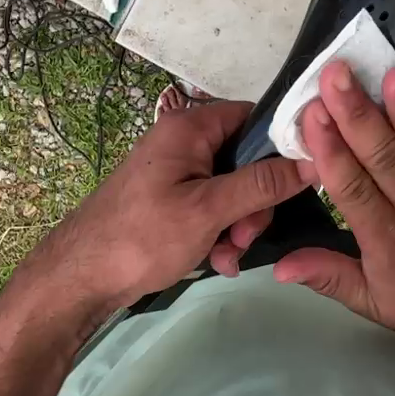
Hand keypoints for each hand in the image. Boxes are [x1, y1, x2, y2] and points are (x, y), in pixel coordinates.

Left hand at [21, 100, 308, 315]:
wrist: (81, 278)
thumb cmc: (144, 236)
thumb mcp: (209, 209)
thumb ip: (263, 185)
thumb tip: (313, 162)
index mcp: (190, 127)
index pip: (253, 117)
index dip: (280, 146)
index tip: (299, 180)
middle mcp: (184, 142)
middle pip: (246, 160)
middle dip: (254, 203)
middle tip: (243, 235)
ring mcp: (176, 172)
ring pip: (232, 190)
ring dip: (238, 226)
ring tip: (225, 256)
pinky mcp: (171, 200)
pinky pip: (211, 208)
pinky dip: (219, 233)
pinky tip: (217, 261)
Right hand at [273, 62, 394, 351]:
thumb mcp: (368, 301)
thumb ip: (326, 275)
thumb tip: (279, 266)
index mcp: (388, 243)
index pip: (354, 191)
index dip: (332, 153)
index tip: (312, 116)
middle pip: (385, 159)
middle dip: (357, 116)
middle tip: (336, 76)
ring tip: (394, 72)